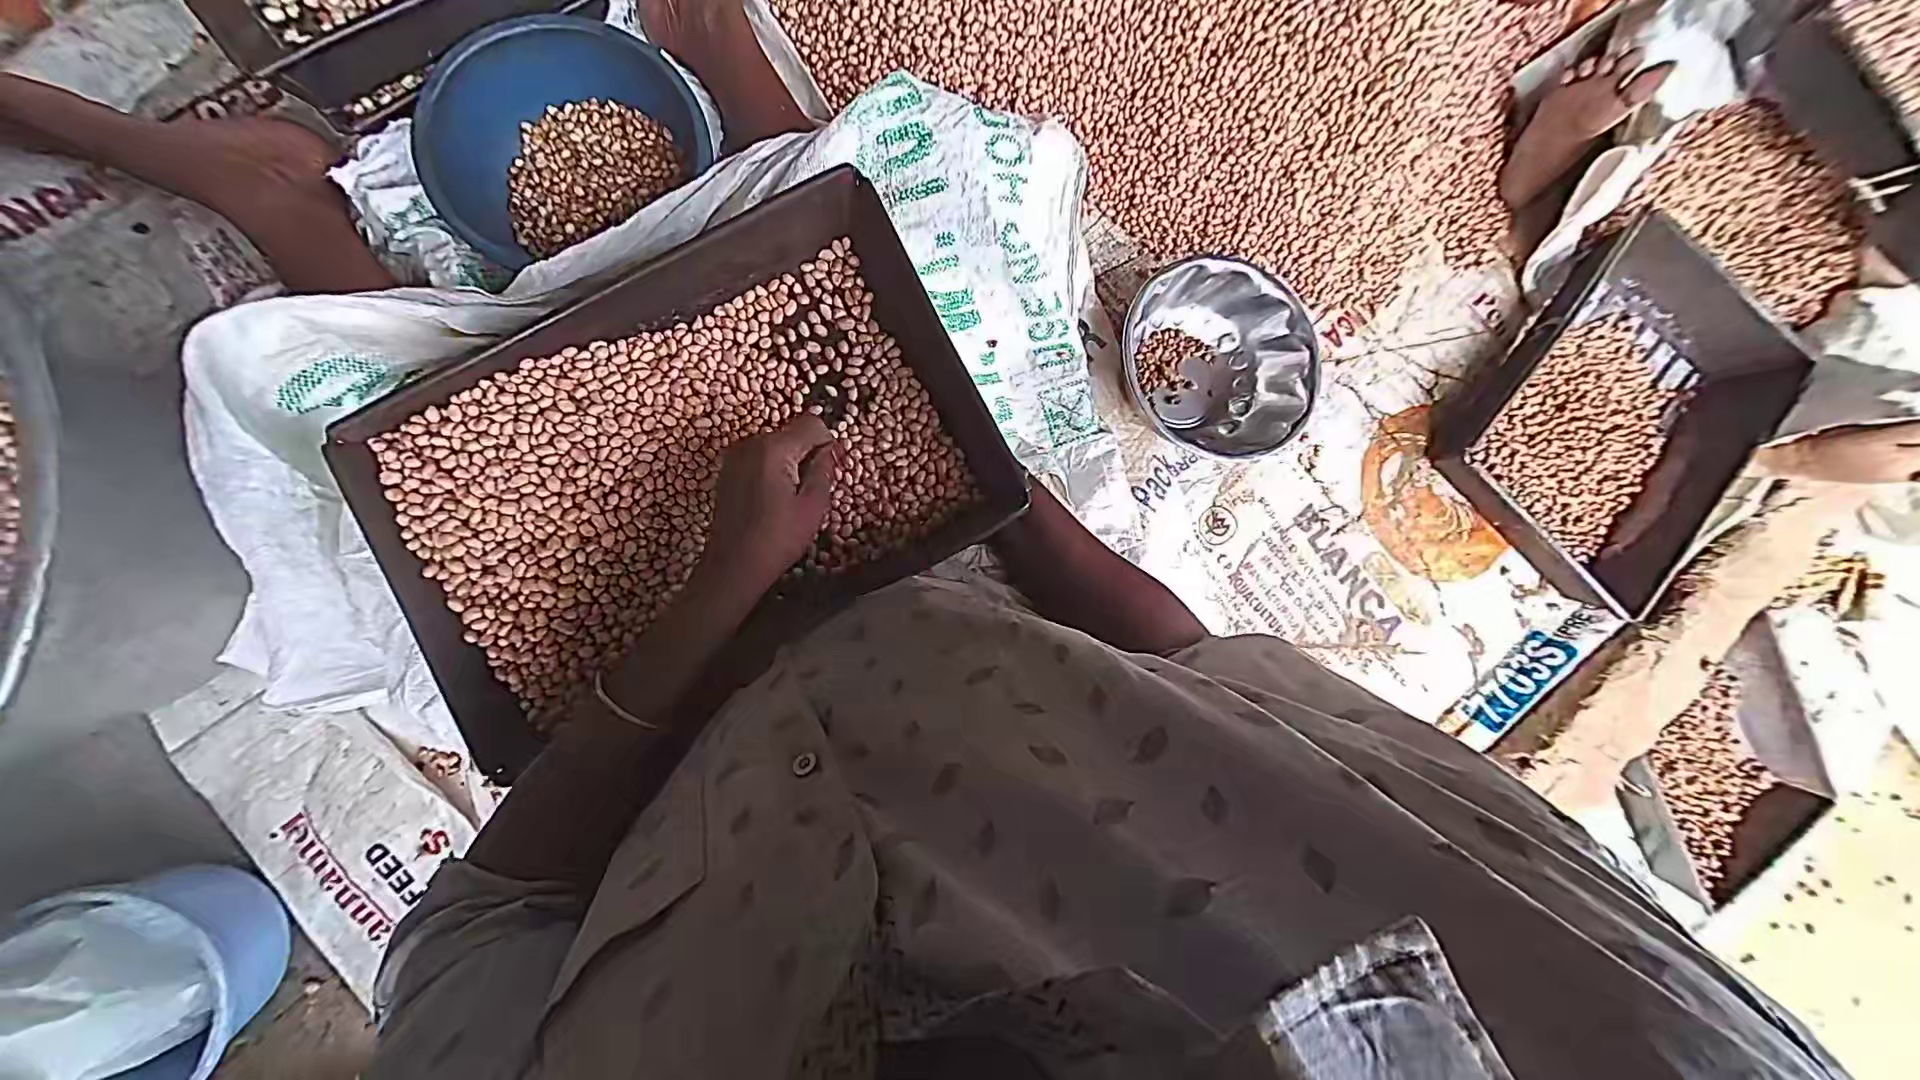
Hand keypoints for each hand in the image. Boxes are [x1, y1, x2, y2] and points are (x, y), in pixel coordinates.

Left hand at [705, 416, 839, 585]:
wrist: (733, 566)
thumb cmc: (777, 539)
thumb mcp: (813, 505)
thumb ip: (824, 470)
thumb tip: (828, 451)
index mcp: (773, 449)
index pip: (811, 424)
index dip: (828, 443)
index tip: (832, 468)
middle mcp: (750, 444)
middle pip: (792, 433)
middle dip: (808, 454)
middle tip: (814, 490)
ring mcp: (735, 456)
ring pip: (777, 446)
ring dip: (791, 464)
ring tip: (792, 499)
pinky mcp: (728, 471)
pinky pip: (760, 459)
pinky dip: (773, 471)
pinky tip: (774, 501)